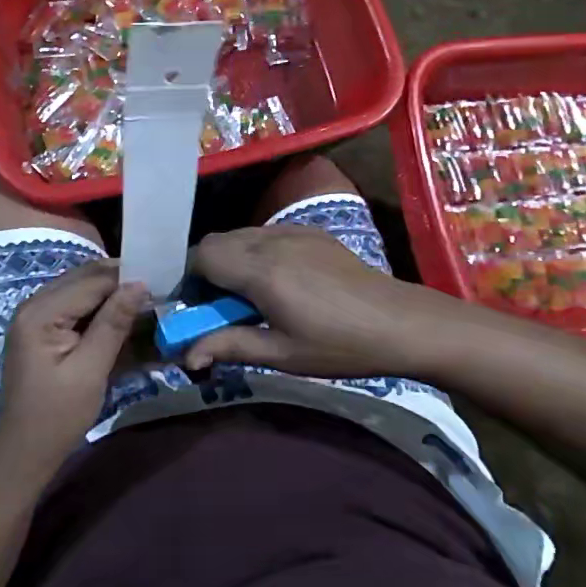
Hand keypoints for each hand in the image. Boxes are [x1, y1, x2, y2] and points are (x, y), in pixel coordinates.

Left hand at [0, 260, 147, 476]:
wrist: (24, 453)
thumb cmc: (57, 416)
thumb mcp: (91, 370)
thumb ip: (113, 324)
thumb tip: (139, 285)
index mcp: (41, 313)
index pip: (92, 281)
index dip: (127, 279)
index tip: (162, 284)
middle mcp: (35, 305)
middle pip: (86, 279)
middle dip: (121, 282)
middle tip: (157, 292)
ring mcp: (37, 316)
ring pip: (83, 290)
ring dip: (113, 294)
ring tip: (146, 303)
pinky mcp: (44, 329)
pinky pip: (77, 306)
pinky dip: (101, 309)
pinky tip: (124, 318)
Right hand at [184, 225, 438, 378]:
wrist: (398, 322)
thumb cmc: (339, 345)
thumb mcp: (282, 353)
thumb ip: (230, 345)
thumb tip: (187, 355)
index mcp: (261, 270)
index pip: (202, 255)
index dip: (190, 278)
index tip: (197, 307)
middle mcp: (272, 240)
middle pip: (218, 240)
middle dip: (207, 268)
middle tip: (218, 304)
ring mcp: (295, 231)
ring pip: (242, 234)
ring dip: (232, 258)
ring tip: (248, 294)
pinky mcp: (312, 231)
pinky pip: (267, 232)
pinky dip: (256, 250)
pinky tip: (277, 279)